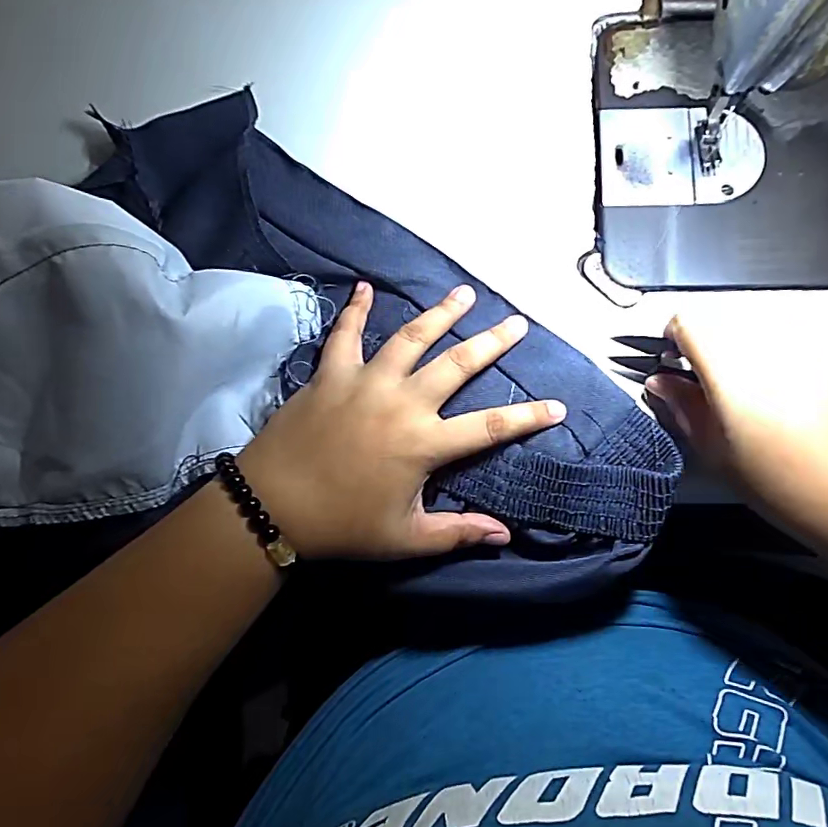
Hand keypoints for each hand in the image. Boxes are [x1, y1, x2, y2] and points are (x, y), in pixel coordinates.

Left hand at [235, 282, 565, 559]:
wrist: (269, 507)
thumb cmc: (343, 526)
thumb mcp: (406, 538)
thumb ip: (458, 532)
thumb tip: (505, 534)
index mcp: (424, 443)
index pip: (490, 427)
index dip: (528, 417)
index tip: (558, 407)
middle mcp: (402, 403)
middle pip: (457, 365)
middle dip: (492, 344)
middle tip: (518, 323)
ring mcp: (365, 383)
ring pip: (410, 339)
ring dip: (440, 314)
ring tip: (465, 294)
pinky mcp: (330, 376)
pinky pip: (345, 335)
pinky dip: (356, 310)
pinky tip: (365, 288)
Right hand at [644, 311, 827, 565]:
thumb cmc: (799, 488)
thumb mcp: (722, 456)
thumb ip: (685, 410)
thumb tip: (664, 385)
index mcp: (734, 369)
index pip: (687, 321)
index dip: (677, 343)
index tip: (681, 363)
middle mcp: (776, 341)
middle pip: (726, 318)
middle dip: (717, 347)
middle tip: (725, 389)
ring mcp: (817, 336)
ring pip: (764, 321)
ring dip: (755, 347)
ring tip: (770, 393)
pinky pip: (805, 330)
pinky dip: (794, 351)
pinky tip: (803, 391)